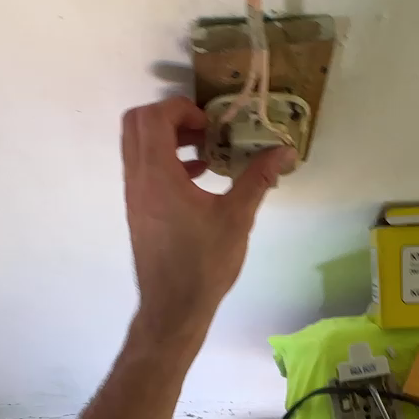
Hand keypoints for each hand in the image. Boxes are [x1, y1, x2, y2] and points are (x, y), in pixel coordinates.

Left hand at [121, 96, 293, 341]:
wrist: (173, 309)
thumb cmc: (203, 264)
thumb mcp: (236, 218)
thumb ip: (257, 179)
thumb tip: (285, 151)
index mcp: (157, 176)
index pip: (153, 117)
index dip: (181, 109)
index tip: (211, 125)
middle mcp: (137, 181)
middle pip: (136, 124)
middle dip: (170, 118)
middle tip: (204, 131)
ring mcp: (133, 197)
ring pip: (137, 147)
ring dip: (167, 139)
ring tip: (205, 154)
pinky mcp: (138, 212)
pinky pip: (142, 170)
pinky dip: (164, 162)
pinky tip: (197, 179)